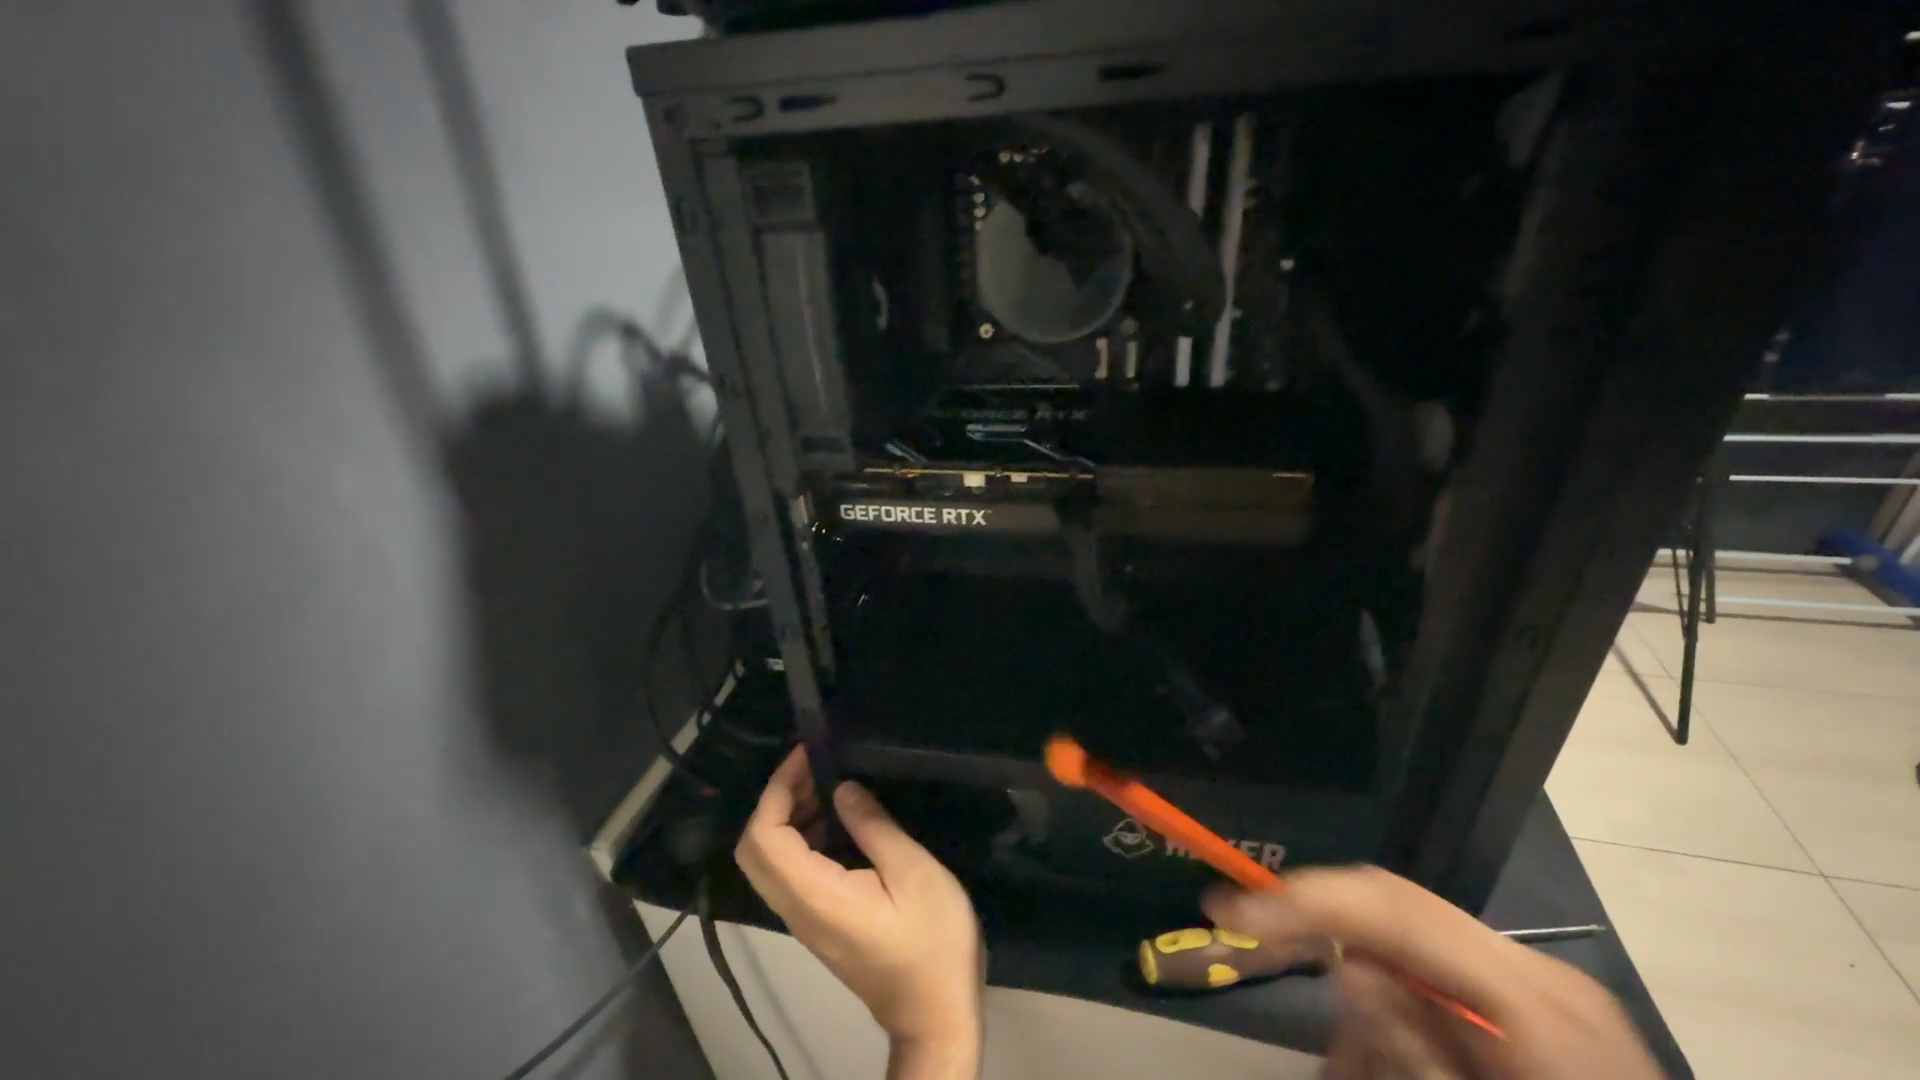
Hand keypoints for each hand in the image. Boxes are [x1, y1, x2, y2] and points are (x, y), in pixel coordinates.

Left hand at [735, 748, 982, 1057]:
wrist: (935, 1012)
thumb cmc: (932, 941)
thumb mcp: (915, 873)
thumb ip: (873, 827)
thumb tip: (841, 789)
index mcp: (815, 894)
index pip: (764, 836)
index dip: (777, 789)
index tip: (806, 755)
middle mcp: (796, 909)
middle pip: (754, 850)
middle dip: (776, 799)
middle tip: (815, 768)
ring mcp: (804, 921)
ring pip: (768, 863)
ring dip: (787, 817)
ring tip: (829, 785)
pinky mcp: (818, 926)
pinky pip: (789, 875)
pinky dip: (800, 839)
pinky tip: (837, 822)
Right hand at [1204, 867, 1660, 1079]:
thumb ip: (1413, 1050)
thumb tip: (1353, 974)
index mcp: (1532, 1003)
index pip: (1397, 911)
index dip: (1306, 900)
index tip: (1230, 913)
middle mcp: (1533, 976)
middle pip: (1395, 913)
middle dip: (1316, 933)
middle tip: (1239, 940)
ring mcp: (1540, 993)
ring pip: (1408, 957)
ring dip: (1359, 1010)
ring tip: (1347, 1069)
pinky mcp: (1539, 1015)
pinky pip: (1439, 992)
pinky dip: (1397, 1026)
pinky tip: (1381, 1064)